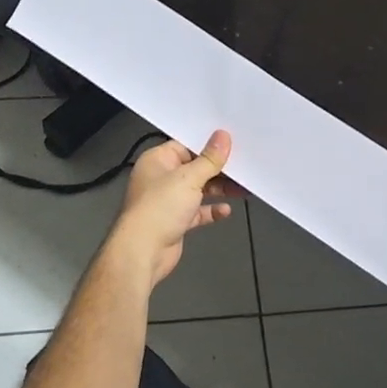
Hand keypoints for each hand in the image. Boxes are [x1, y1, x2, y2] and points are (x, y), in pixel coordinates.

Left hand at [104, 130, 236, 288]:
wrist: (143, 251)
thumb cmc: (161, 207)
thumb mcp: (189, 178)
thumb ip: (209, 159)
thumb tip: (223, 136)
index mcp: (157, 160)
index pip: (185, 145)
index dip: (207, 144)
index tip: (232, 141)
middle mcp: (161, 177)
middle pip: (194, 167)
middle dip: (217, 169)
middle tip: (243, 165)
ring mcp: (167, 200)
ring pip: (198, 189)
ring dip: (218, 189)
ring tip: (242, 188)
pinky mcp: (175, 220)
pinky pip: (197, 211)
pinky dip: (210, 210)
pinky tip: (225, 210)